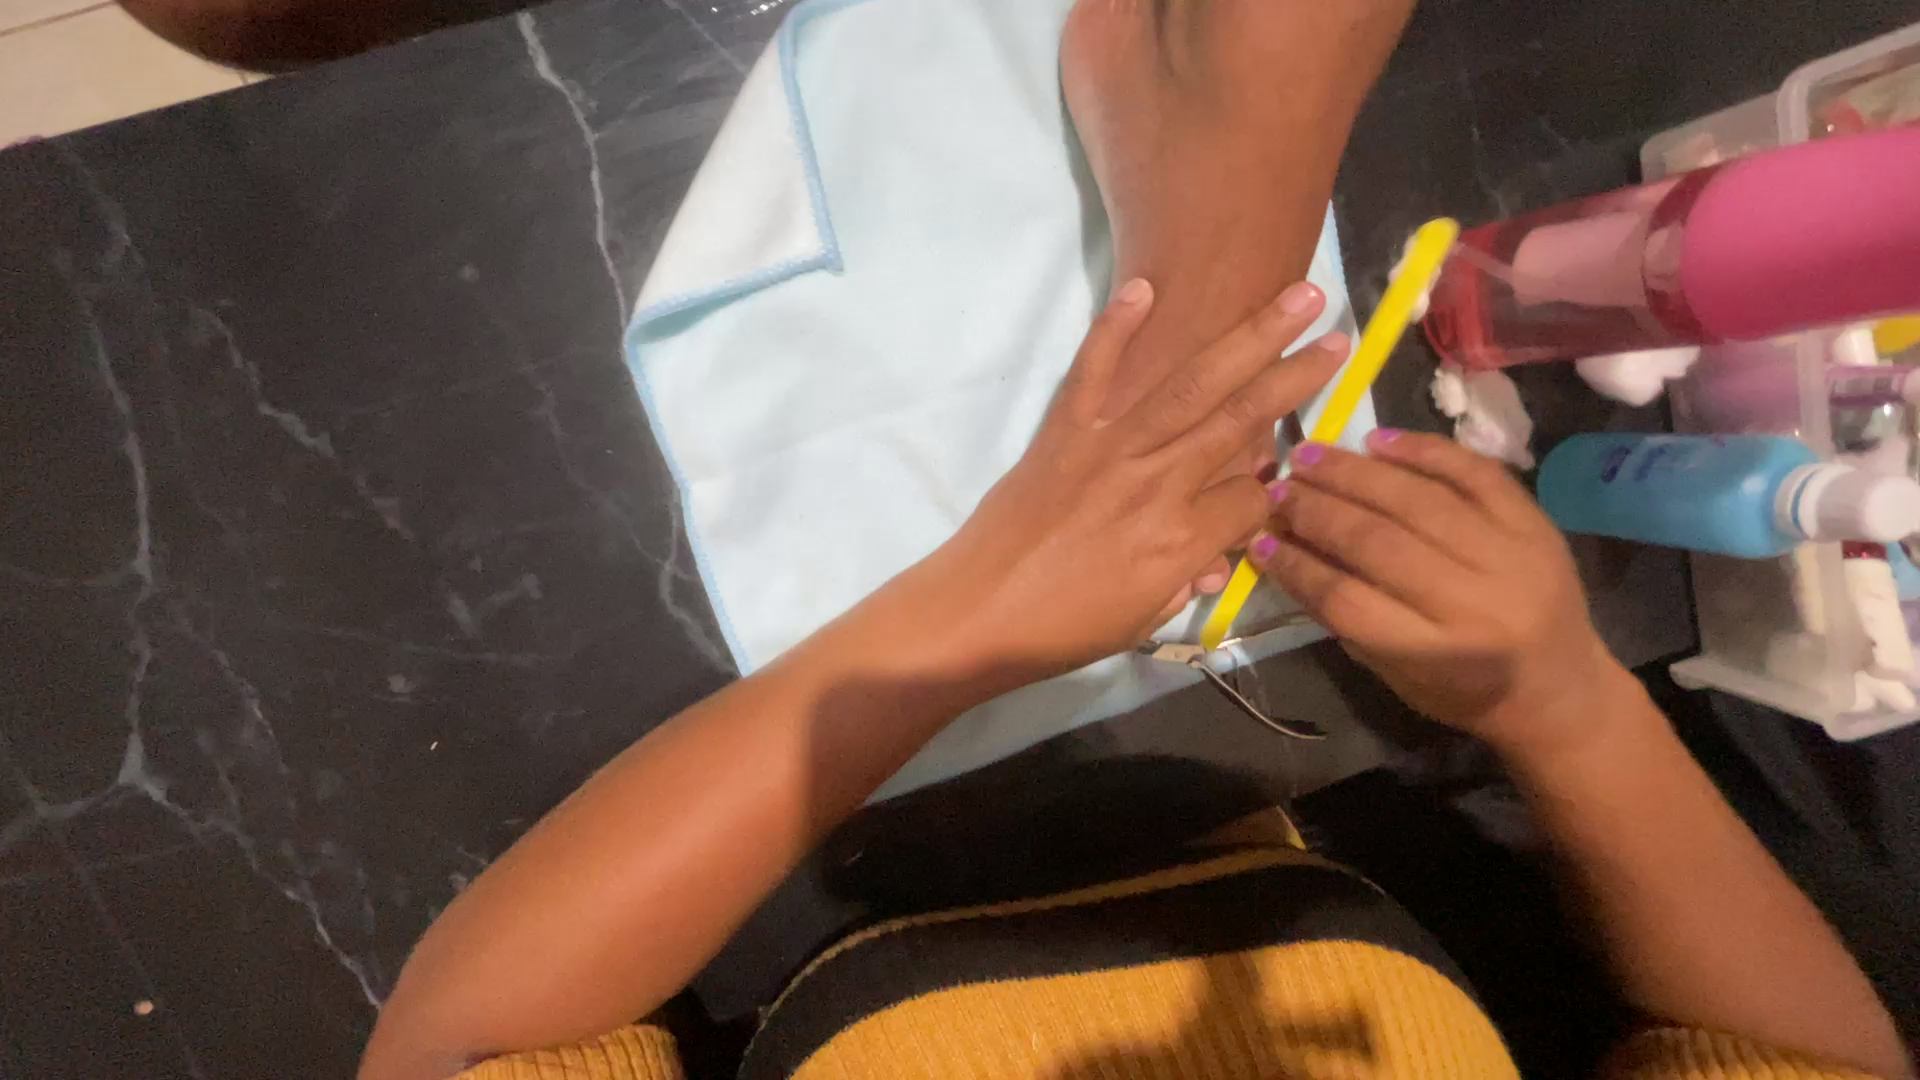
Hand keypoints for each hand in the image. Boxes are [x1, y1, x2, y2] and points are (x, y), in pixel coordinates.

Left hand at [906, 277, 1346, 684]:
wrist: (977, 612)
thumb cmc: (1061, 630)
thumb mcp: (1142, 618)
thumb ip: (1185, 576)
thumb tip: (1211, 554)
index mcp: (1183, 540)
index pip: (1254, 497)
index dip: (1272, 489)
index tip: (1276, 480)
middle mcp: (1158, 483)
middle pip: (1242, 420)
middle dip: (1297, 376)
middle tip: (1340, 334)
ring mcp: (1108, 448)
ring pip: (1190, 385)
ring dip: (1248, 337)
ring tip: (1296, 296)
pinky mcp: (1062, 432)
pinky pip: (1092, 372)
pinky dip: (1115, 328)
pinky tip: (1145, 287)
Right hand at [1251, 430, 1628, 755]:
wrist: (1560, 690)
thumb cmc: (1458, 688)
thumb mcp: (1388, 667)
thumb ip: (1339, 609)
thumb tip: (1283, 547)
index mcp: (1432, 651)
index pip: (1344, 598)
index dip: (1294, 565)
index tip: (1257, 538)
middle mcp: (1475, 602)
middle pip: (1377, 542)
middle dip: (1315, 511)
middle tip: (1275, 489)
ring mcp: (1511, 558)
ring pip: (1418, 500)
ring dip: (1354, 473)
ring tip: (1307, 456)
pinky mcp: (1535, 525)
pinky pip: (1476, 474)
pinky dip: (1424, 451)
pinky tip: (1377, 440)